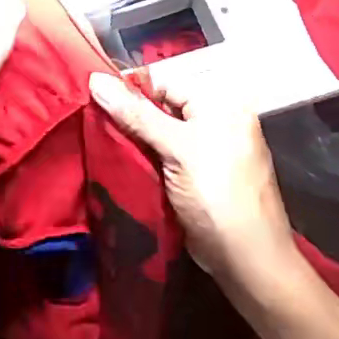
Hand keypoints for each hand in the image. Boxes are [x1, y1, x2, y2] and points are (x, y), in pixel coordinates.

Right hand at [87, 72, 298, 286]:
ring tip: (97, 140)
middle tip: (91, 120)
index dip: (130, 89)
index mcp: (220, 104)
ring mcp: (208, 152)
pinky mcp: (198, 179)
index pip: (166, 83)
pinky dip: (145, 161)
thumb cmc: (216, 194)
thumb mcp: (177, 148)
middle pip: (163, 109)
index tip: (93, 96)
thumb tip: (96, 78)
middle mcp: (217, 121)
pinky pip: (166, 159)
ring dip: (134, 141)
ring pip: (161, 136)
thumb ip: (136, 114)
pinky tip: (118, 163)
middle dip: (130, 117)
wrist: (247, 259)